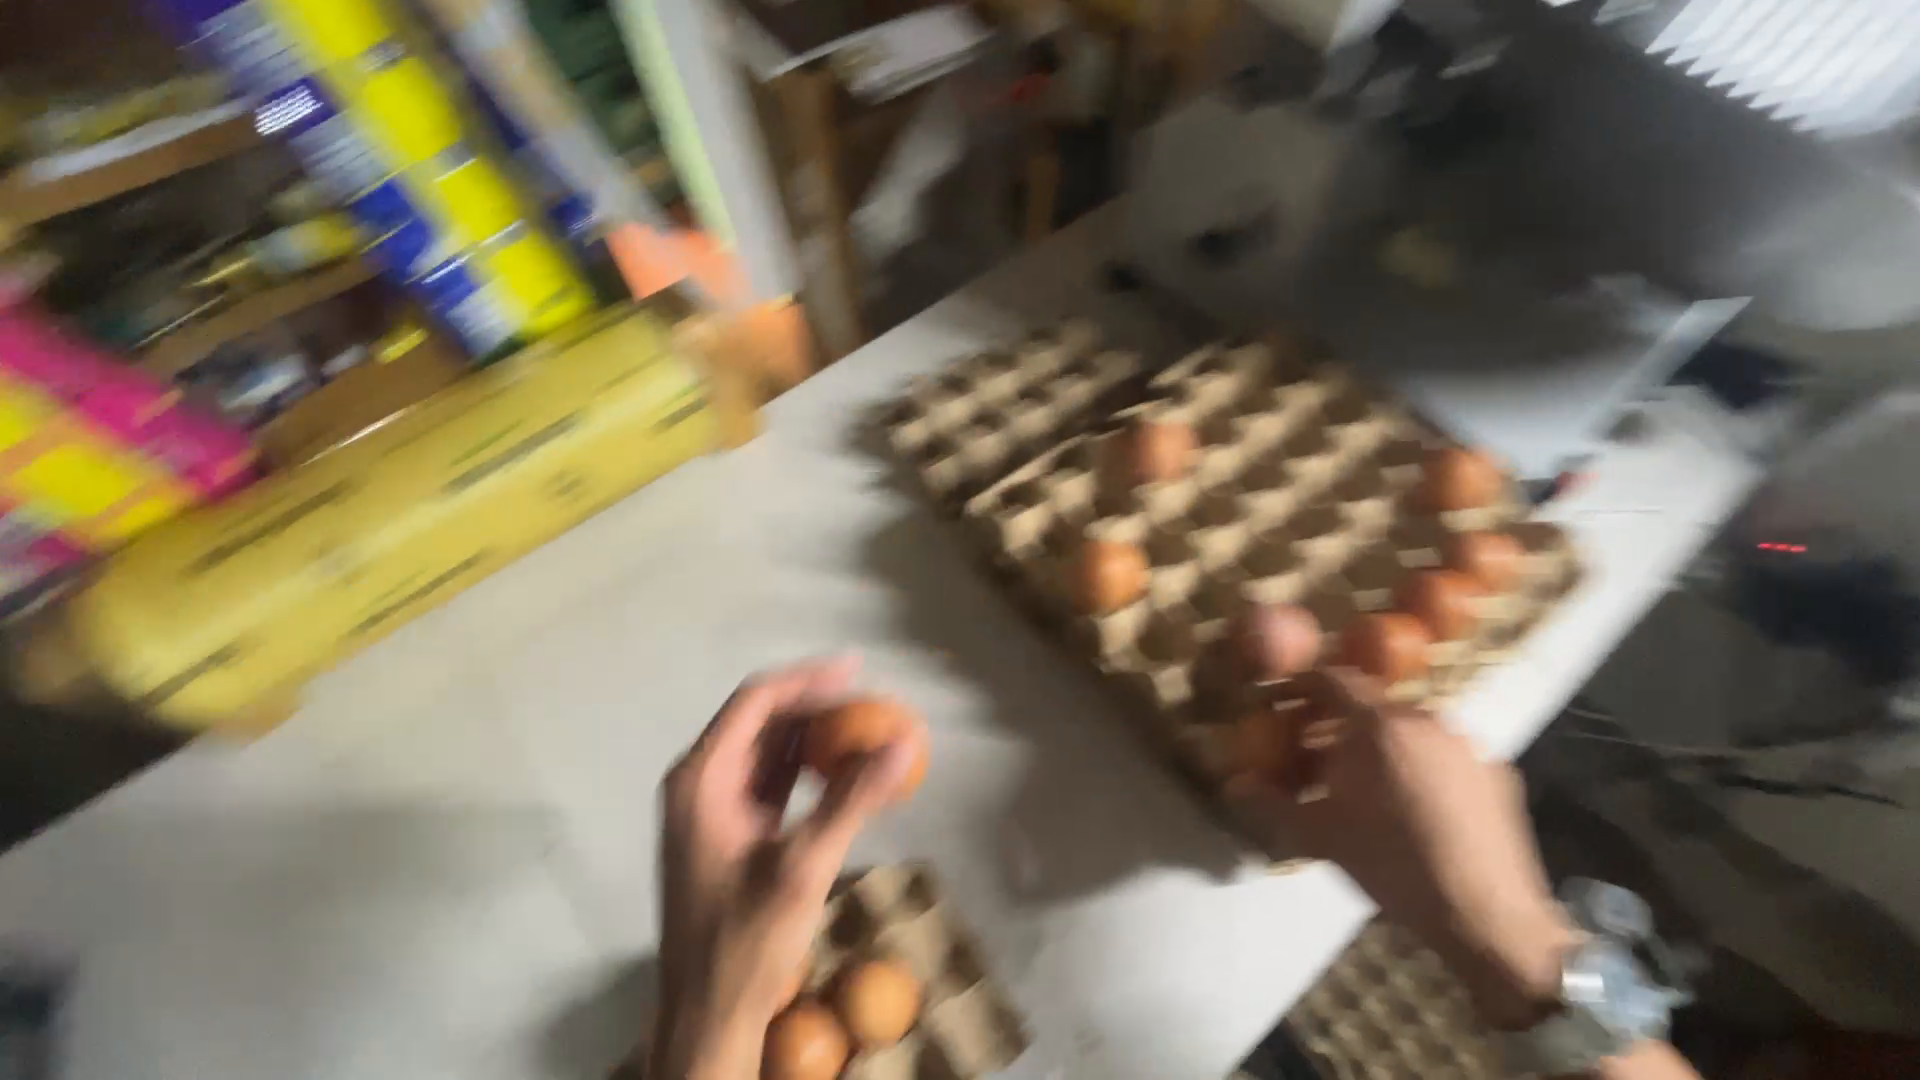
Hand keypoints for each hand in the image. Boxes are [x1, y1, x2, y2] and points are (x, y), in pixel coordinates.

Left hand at [653, 657, 916, 1079]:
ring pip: (767, 750)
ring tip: (864, 728)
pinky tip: (842, 769)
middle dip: (815, 707)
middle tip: (870, 703)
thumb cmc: (745, 939)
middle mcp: (700, 781)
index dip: (807, 680)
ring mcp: (713, 806)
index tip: (857, 670)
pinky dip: (806, 770)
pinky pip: (771, 780)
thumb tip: (905, 742)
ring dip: (813, 737)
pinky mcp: (730, 829)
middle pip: (761, 721)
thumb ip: (853, 798)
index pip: (756, 702)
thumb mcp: (803, 865)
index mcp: (701, 778)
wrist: (707, 1012)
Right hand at [1230, 667, 1575, 1029]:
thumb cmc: (1391, 865)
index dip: (1302, 685)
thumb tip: (1233, 784)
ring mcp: (1467, 745)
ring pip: (1409, 729)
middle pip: (1370, 706)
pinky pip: (1444, 755)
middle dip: (1337, 722)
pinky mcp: (1498, 772)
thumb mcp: (1319, 836)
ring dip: (1380, 744)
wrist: (1488, 918)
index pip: (1333, 679)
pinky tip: (1413, 806)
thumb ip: (1270, 803)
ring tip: (1364, 784)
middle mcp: (1426, 720)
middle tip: (1314, 752)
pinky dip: (1419, 765)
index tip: (1282, 703)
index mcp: (1378, 725)